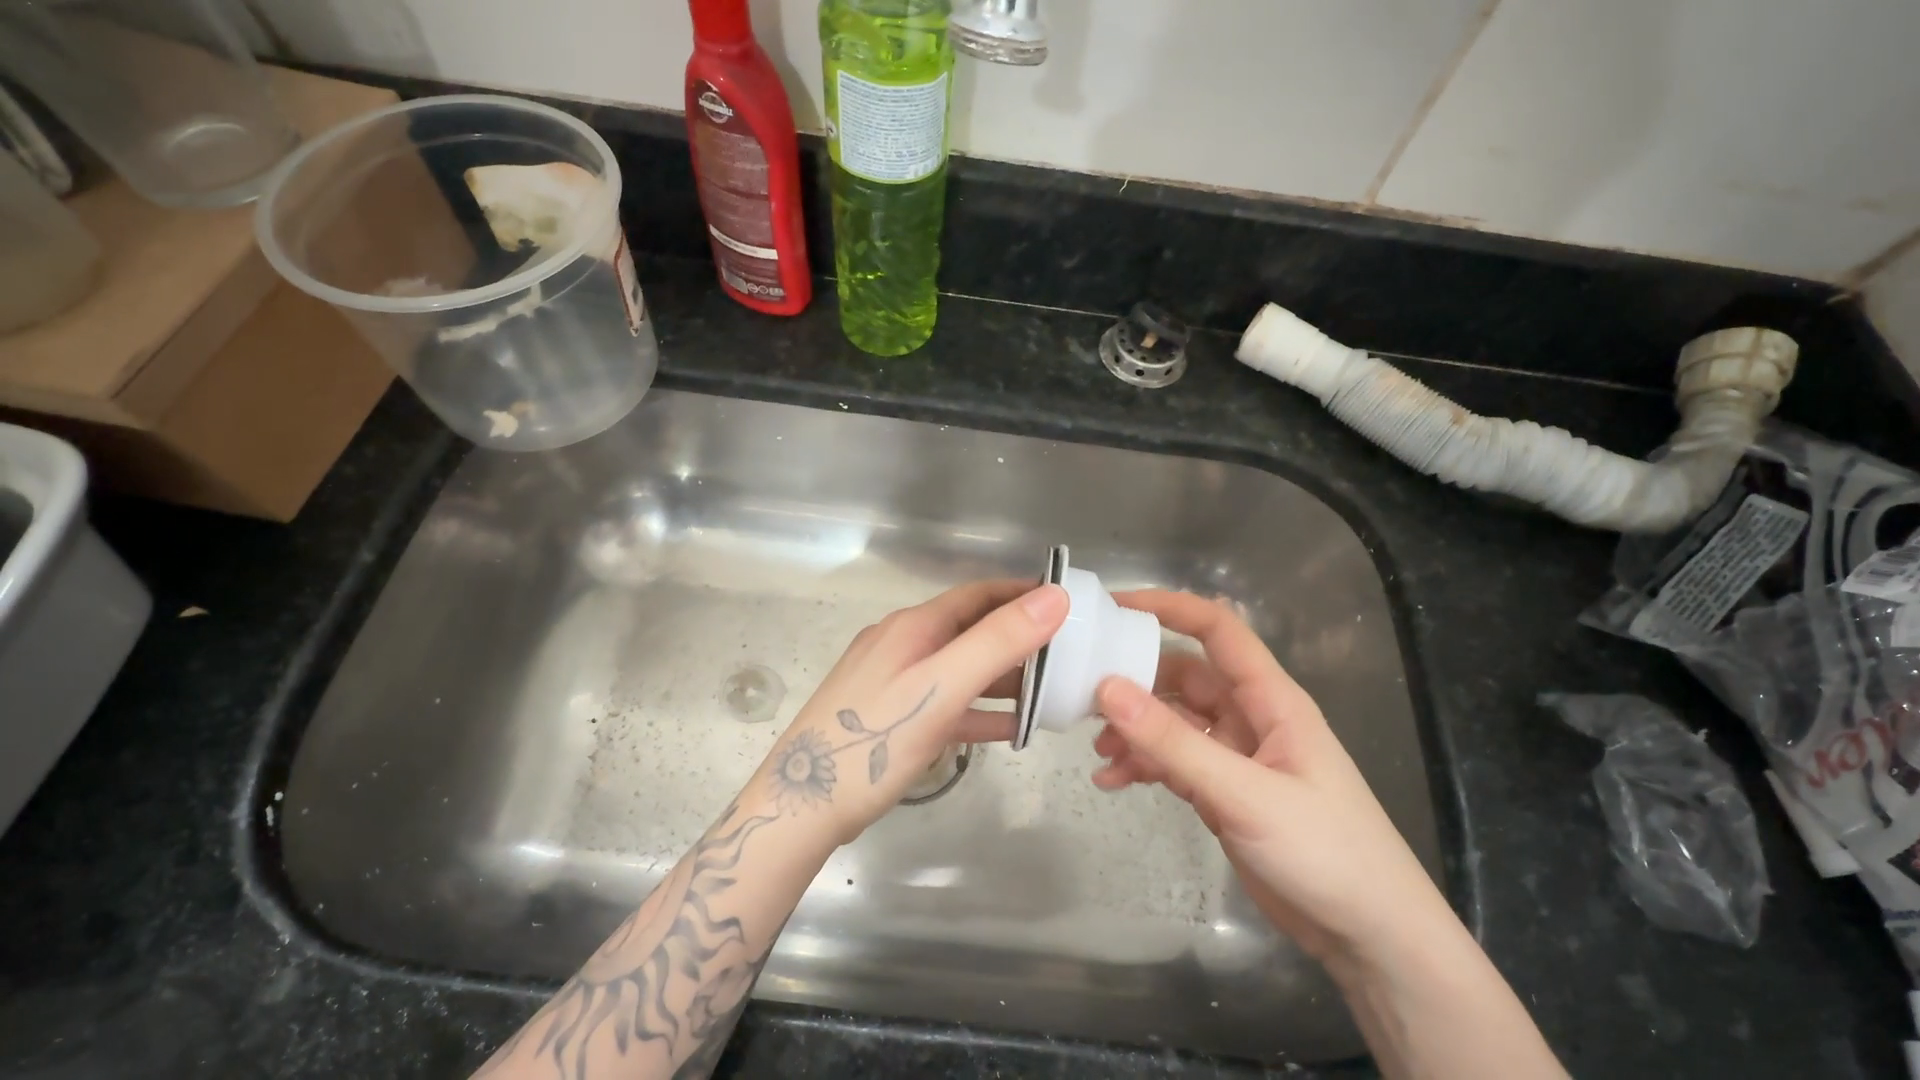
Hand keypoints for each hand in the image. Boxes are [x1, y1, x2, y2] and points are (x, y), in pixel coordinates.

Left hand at [754, 580, 1068, 843]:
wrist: (801, 806)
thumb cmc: (873, 742)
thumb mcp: (941, 688)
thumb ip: (997, 642)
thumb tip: (1054, 597)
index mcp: (913, 627)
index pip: (978, 595)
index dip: (1023, 595)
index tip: (1069, 605)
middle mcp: (903, 645)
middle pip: (972, 630)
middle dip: (1020, 640)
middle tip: (1071, 656)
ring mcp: (894, 682)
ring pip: (961, 669)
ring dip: (1004, 678)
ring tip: (1053, 694)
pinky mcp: (892, 718)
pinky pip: (947, 704)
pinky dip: (980, 711)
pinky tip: (1013, 729)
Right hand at [1090, 590, 1451, 968]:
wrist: (1369, 932)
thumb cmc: (1323, 851)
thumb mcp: (1243, 793)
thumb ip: (1174, 743)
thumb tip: (1108, 688)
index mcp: (1271, 700)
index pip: (1218, 630)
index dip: (1168, 608)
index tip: (1111, 606)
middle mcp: (1252, 718)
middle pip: (1186, 678)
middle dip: (1137, 682)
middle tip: (1083, 696)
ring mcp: (1238, 757)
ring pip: (1176, 723)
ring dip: (1136, 731)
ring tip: (1097, 751)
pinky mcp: (1226, 793)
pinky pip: (1176, 764)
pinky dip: (1146, 767)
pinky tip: (1113, 782)